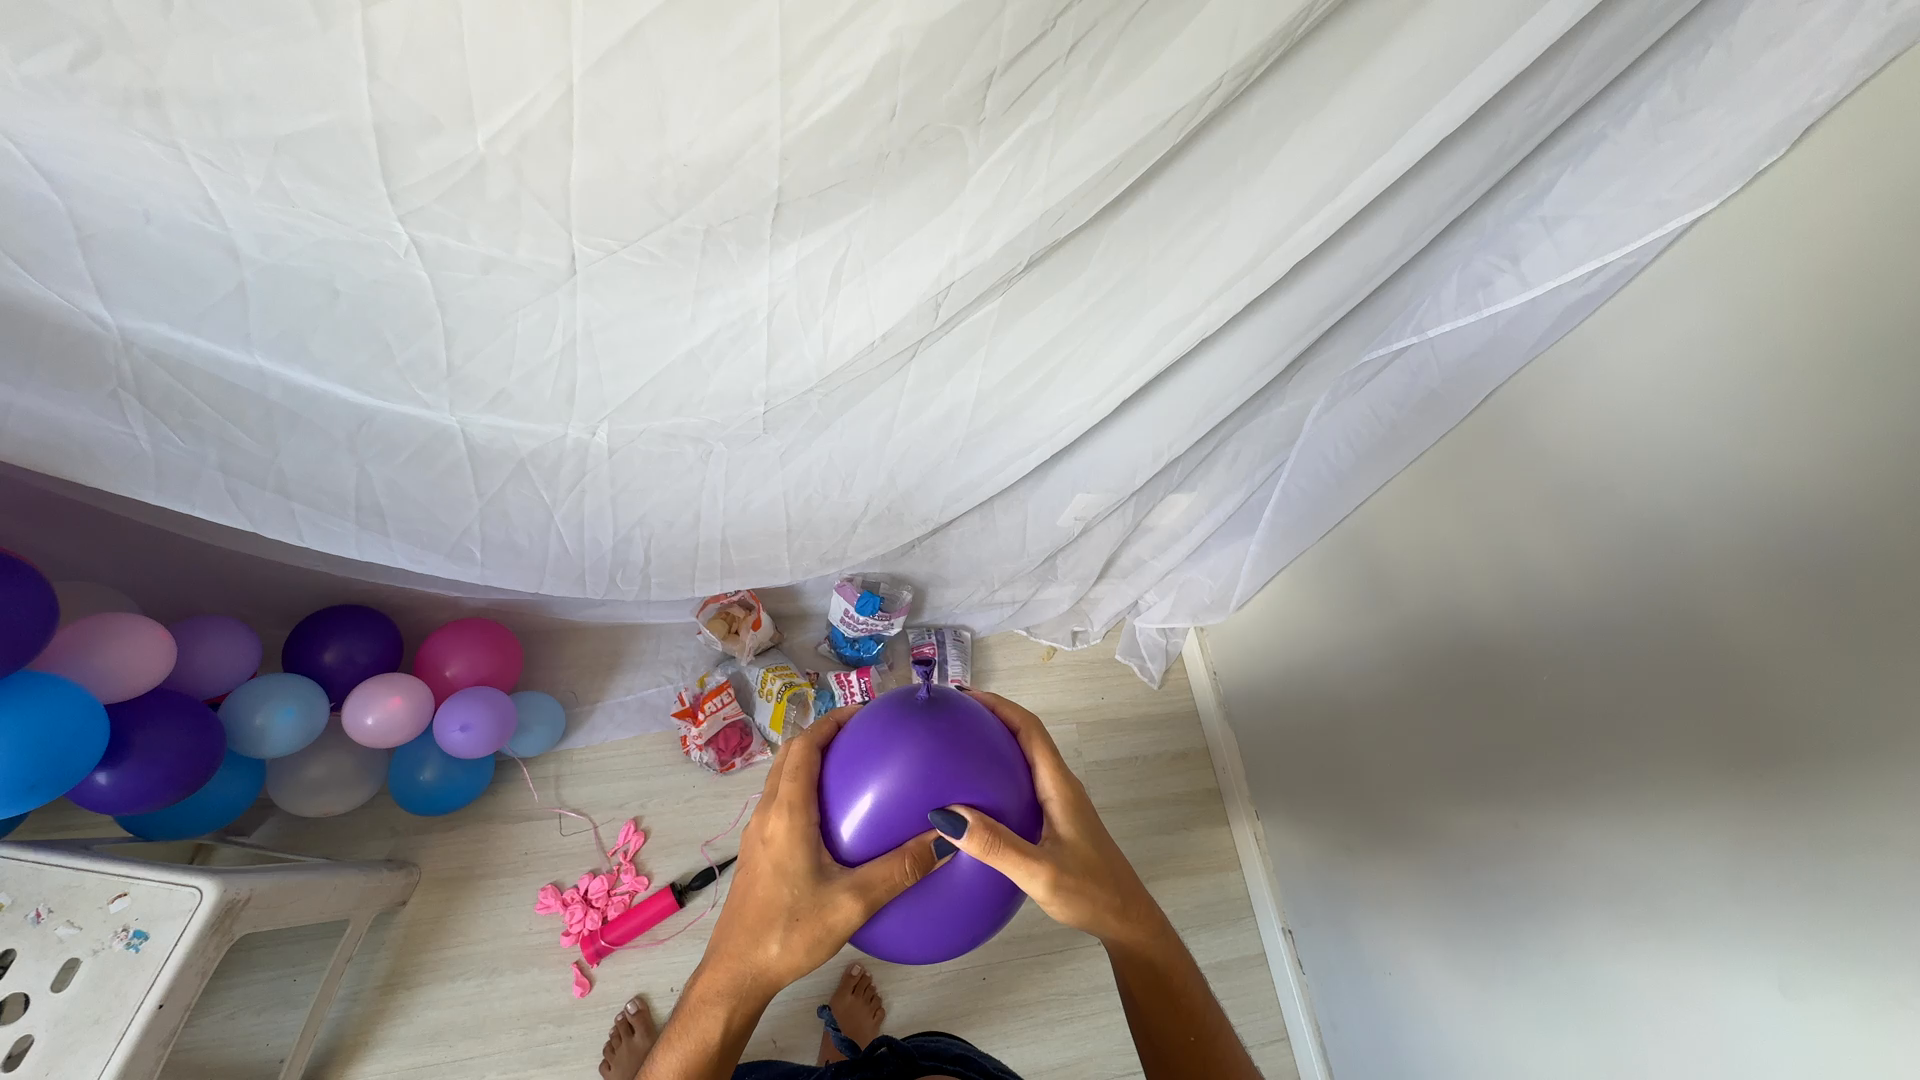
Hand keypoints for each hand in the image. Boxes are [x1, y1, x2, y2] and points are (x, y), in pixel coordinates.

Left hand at [698, 706, 947, 996]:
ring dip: (811, 760)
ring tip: (852, 766)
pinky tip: (836, 818)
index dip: (830, 722)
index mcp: (787, 812)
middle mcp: (768, 813)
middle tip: (862, 734)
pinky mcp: (758, 852)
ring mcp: (758, 833)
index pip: (804, 747)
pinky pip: (781, 802)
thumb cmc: (789, 933)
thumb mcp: (852, 903)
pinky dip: (806, 788)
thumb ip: (900, 869)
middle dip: (823, 735)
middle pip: (790, 755)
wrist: (736, 974)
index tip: (863, 714)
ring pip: (782, 777)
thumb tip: (946, 838)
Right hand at [932, 691, 1164, 945]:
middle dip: (993, 717)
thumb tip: (946, 815)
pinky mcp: (1057, 819)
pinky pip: (1024, 782)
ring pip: (1026, 758)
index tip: (965, 696)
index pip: (1029, 729)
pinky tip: (977, 794)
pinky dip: (999, 773)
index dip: (1000, 705)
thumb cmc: (1090, 893)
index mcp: (1059, 786)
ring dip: (997, 743)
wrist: (1127, 919)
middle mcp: (1060, 785)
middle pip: (1026, 735)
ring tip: (959, 745)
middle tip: (955, 716)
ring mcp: (1060, 802)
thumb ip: (996, 845)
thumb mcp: (1039, 872)